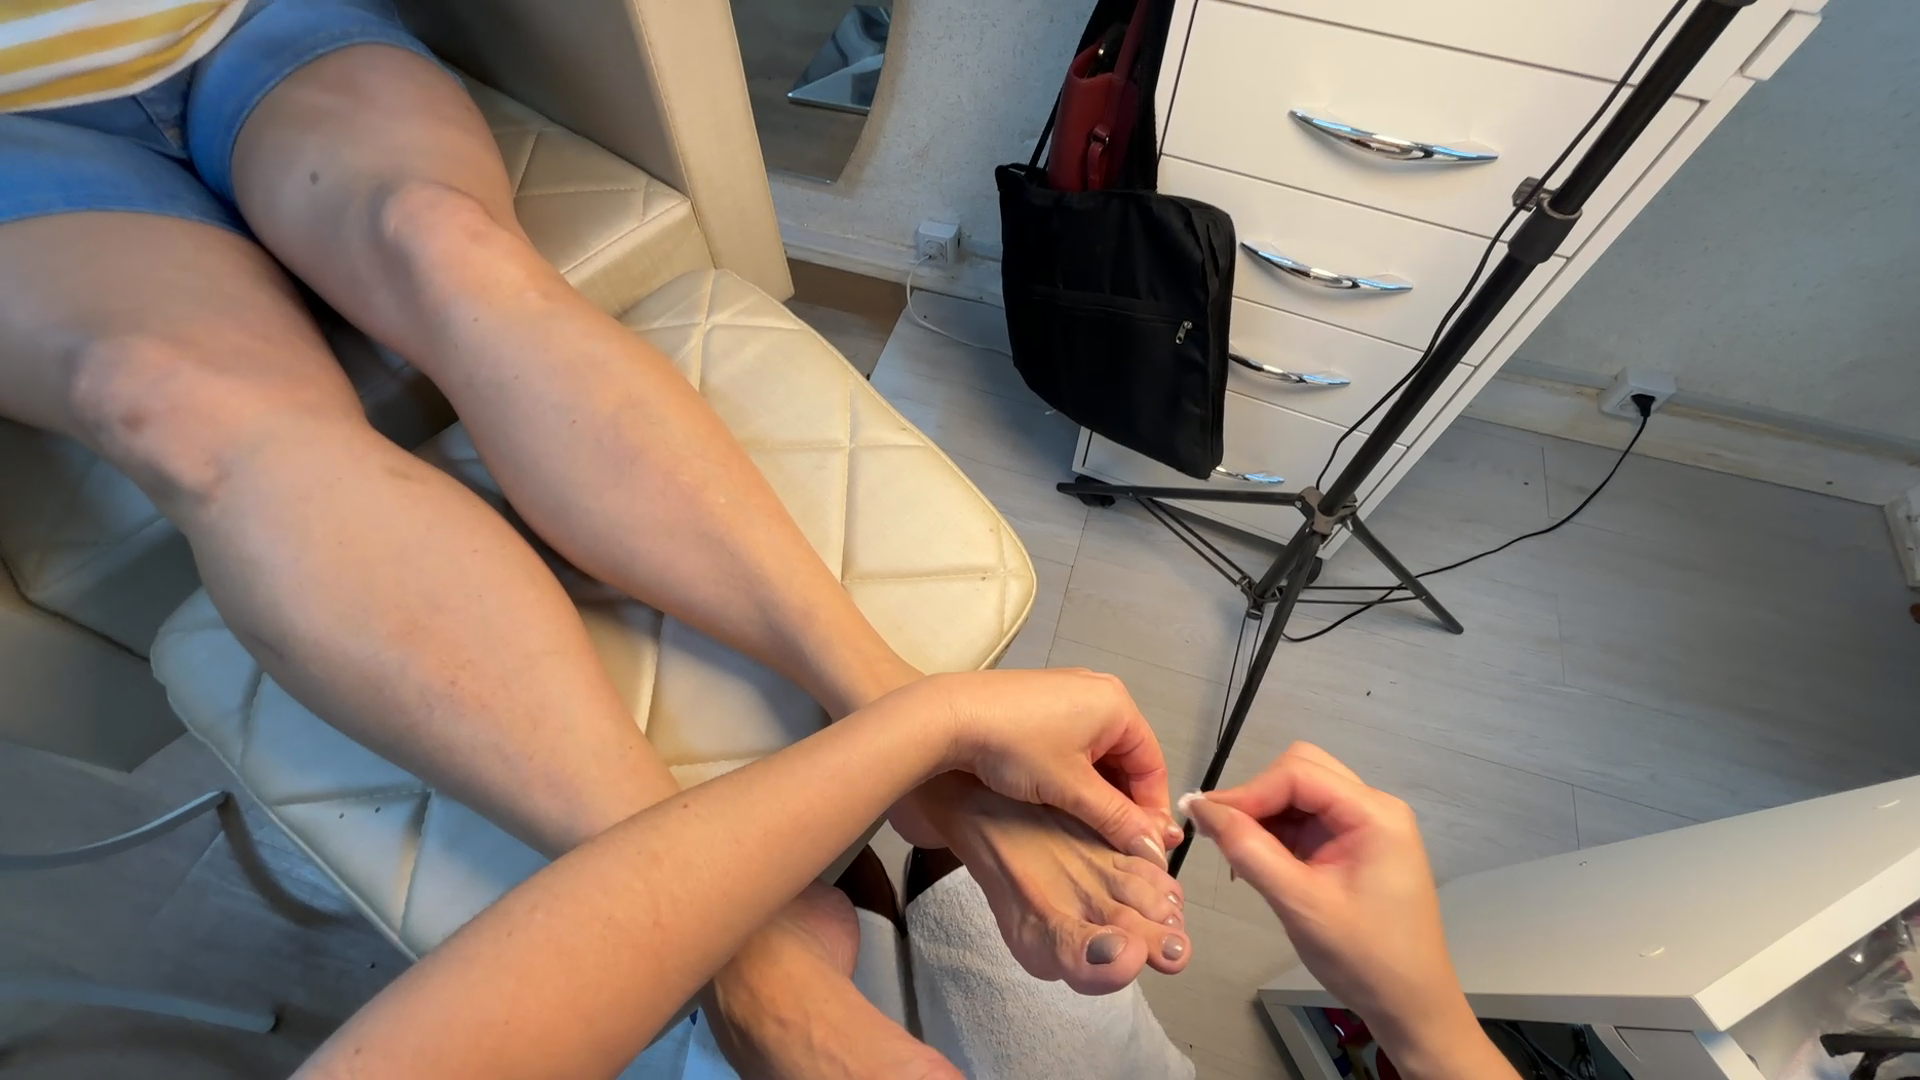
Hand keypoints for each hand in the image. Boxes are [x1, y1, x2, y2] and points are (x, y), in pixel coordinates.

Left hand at [881, 669, 1182, 866]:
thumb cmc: (1018, 747)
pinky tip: (1064, 801)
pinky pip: (1074, 741)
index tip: (1146, 851)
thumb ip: (1117, 820)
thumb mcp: (1071, 788)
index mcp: (1116, 704)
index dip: (1151, 812)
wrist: (950, 715)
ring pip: (1098, 753)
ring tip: (1090, 830)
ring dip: (1098, 791)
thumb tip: (1158, 851)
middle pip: (1127, 757)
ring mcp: (1068, 692)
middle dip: (1124, 802)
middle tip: (1118, 846)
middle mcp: (1098, 690)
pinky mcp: (1041, 700)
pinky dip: (1075, 773)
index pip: (1151, 765)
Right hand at [1186, 743, 1512, 1078]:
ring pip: (1295, 791)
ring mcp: (1361, 824)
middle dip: (1256, 797)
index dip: (1248, 791)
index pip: (1297, 774)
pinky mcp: (1348, 842)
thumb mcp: (1300, 903)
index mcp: (1374, 815)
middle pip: (1298, 771)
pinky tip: (1256, 859)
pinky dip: (1272, 830)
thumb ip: (1248, 849)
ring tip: (1235, 851)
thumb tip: (1198, 807)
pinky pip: (1301, 816)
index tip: (1206, 818)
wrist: (1411, 1011)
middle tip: (1221, 831)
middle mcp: (1371, 808)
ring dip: (1261, 814)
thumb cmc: (1365, 959)